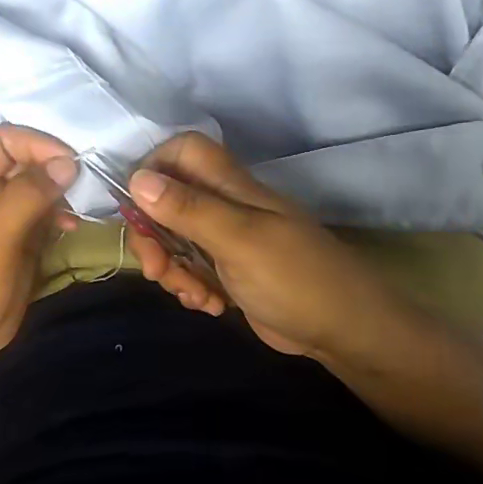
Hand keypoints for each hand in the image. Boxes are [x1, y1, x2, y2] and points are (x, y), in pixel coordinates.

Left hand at [0, 124, 78, 358]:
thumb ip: (26, 197)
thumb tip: (66, 162)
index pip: (1, 141)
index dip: (36, 144)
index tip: (70, 162)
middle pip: (22, 160)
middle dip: (53, 167)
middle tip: (84, 184)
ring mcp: (0, 216)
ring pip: (37, 186)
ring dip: (61, 191)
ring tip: (80, 208)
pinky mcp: (18, 239)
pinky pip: (44, 213)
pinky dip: (60, 215)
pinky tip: (72, 227)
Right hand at [124, 133, 411, 358]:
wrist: (345, 332)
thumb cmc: (296, 278)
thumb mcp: (239, 241)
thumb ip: (189, 209)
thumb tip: (137, 179)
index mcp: (230, 187)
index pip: (182, 151)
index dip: (153, 168)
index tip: (137, 207)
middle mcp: (224, 206)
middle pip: (165, 202)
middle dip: (152, 237)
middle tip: (157, 270)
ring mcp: (225, 240)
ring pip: (172, 240)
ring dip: (171, 270)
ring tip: (194, 297)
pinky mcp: (227, 271)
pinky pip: (189, 269)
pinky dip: (189, 287)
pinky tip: (208, 306)